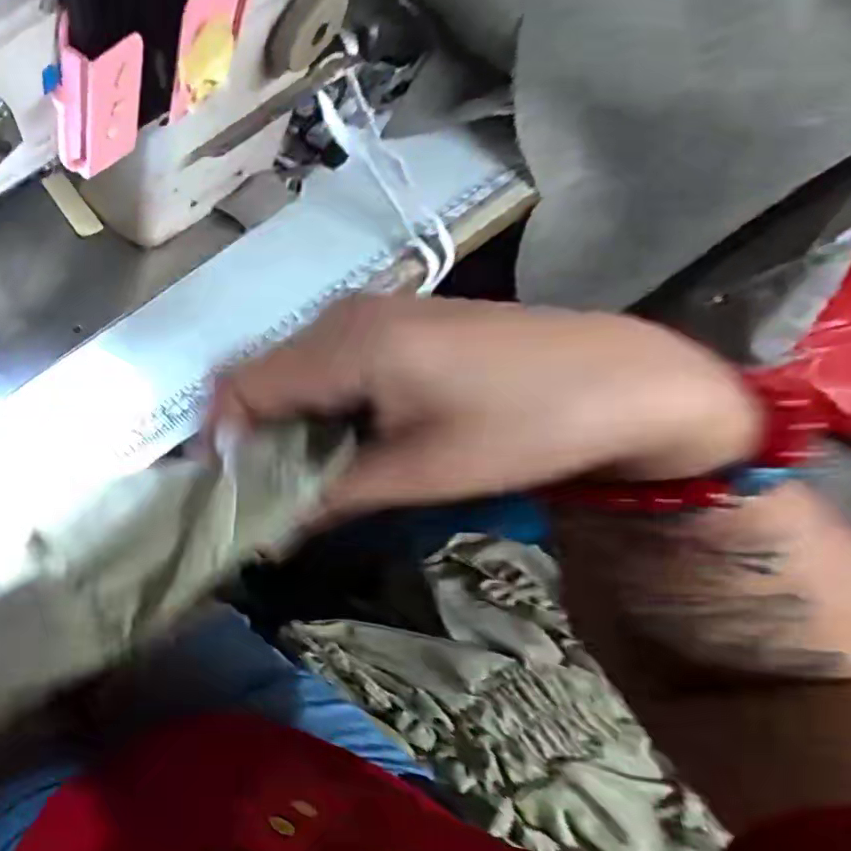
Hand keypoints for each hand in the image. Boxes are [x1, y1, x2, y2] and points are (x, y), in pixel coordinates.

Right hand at [210, 295, 759, 518]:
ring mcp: (368, 314)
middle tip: (266, 496)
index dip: (221, 445)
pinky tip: (342, 441)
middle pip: (257, 378)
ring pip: (286, 372)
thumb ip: (327, 497)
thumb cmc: (522, 427)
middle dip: (249, 440)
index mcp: (345, 346)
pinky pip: (320, 364)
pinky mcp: (390, 325)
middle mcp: (343, 317)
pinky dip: (312, 408)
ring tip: (304, 477)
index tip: (231, 497)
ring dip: (281, 426)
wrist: (629, 381)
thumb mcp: (417, 474)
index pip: (240, 390)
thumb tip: (261, 536)